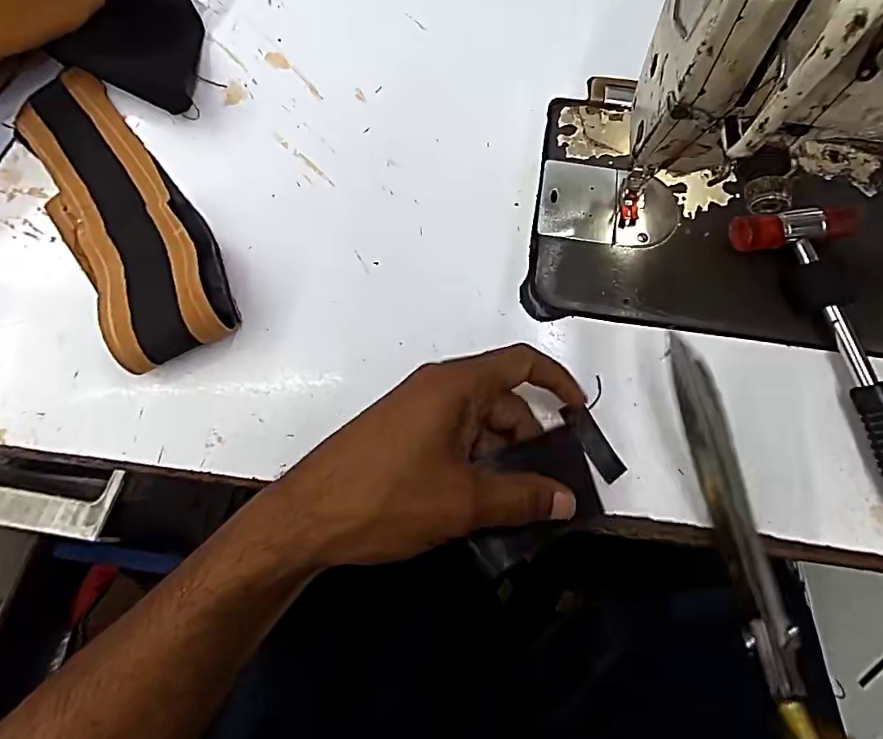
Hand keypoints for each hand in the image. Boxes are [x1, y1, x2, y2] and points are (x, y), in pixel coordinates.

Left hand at [251, 344, 587, 568]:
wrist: (304, 519)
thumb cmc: (378, 496)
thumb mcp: (461, 501)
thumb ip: (521, 498)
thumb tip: (561, 499)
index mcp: (455, 385)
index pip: (521, 364)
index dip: (557, 381)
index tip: (578, 409)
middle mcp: (438, 389)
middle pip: (503, 400)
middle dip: (530, 439)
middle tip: (547, 483)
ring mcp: (418, 410)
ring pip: (479, 424)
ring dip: (501, 457)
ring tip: (512, 503)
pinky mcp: (404, 433)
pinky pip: (455, 436)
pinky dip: (475, 462)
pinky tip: (478, 502)